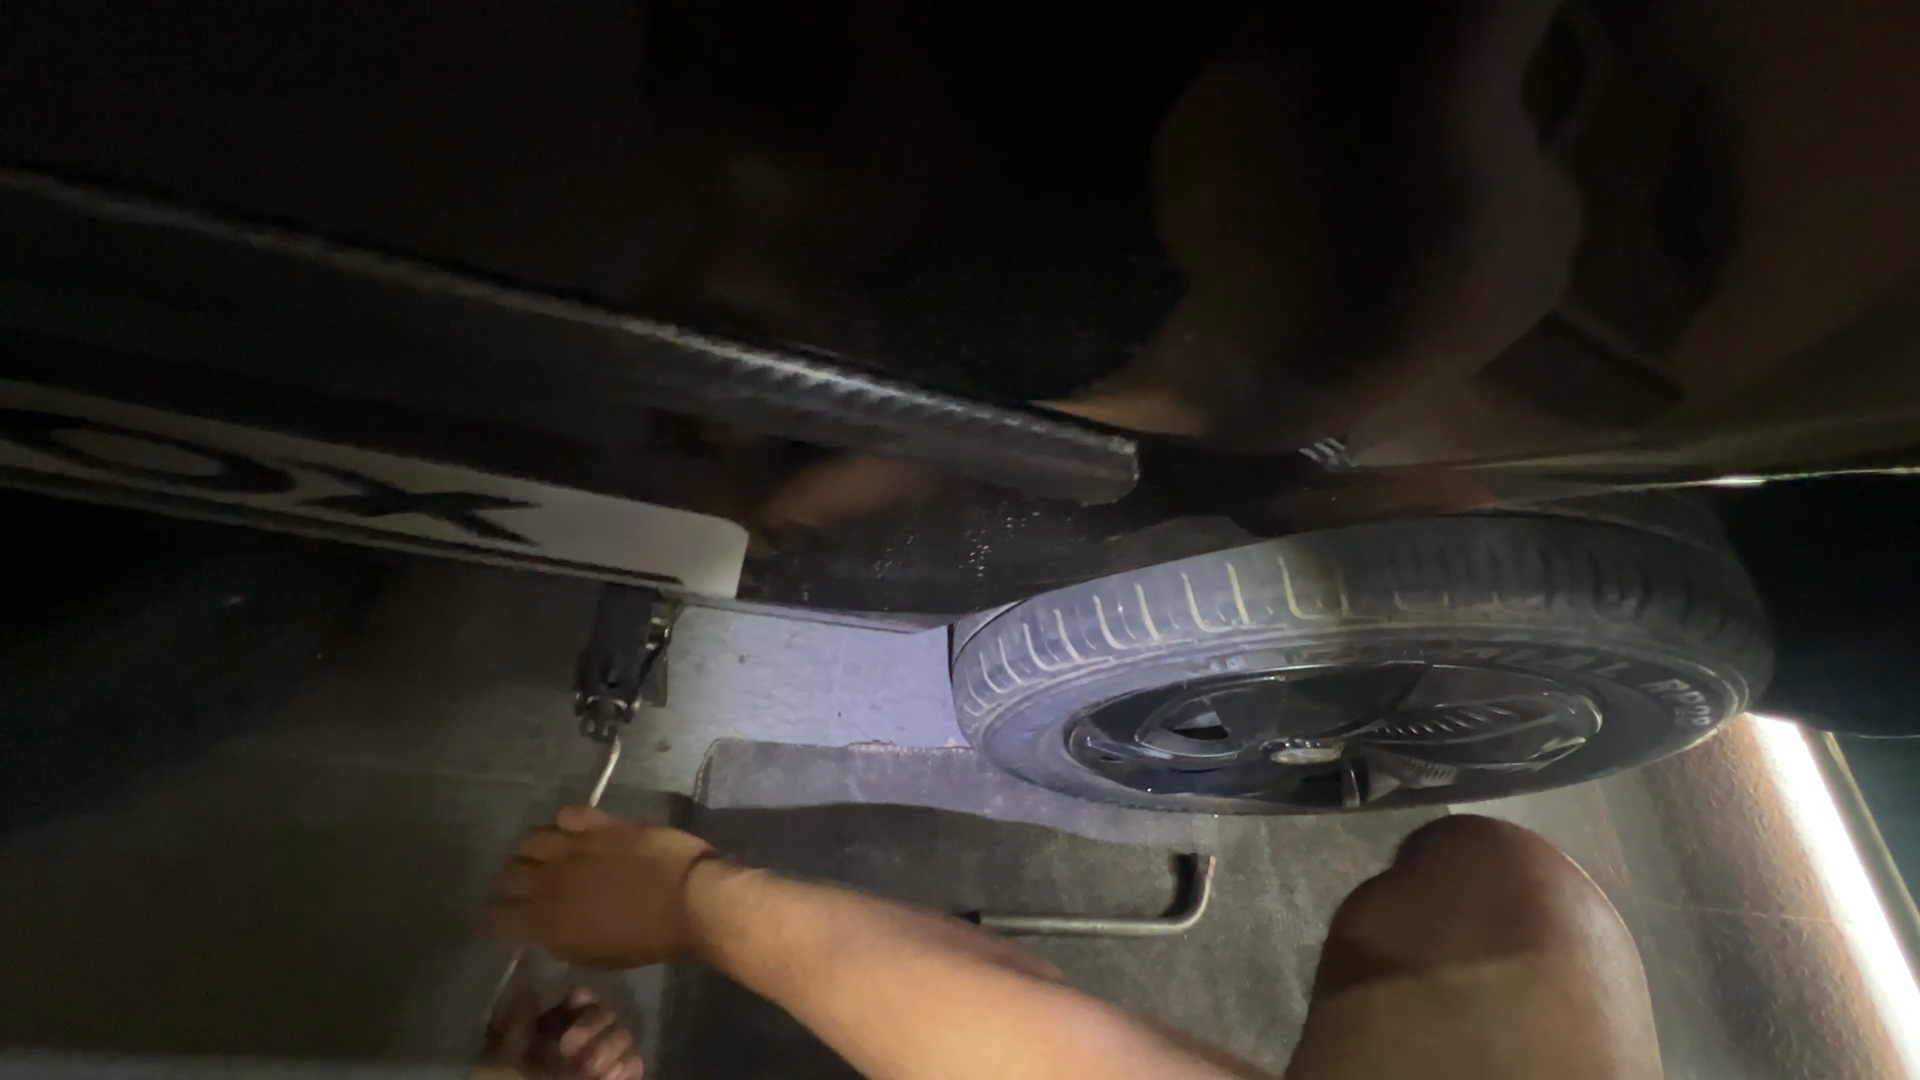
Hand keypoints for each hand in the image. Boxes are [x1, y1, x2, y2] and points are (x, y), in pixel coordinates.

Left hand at [481, 986, 642, 1079]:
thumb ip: (516, 1028)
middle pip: (605, 1013)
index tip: (576, 1003)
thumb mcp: (501, 1065)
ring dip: (609, 1047)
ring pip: (624, 1036)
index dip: (582, 999)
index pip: (580, 1001)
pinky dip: (626, 1068)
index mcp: (551, 1036)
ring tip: (589, 1070)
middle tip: (569, 1048)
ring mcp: (599, 1066)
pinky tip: (608, 1077)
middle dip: (593, 1024)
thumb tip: (529, 989)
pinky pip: (636, 1064)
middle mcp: (580, 1046)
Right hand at [494, 806, 717, 969]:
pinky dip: (569, 821)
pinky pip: (569, 812)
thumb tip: (548, 923)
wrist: (688, 897)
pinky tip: (582, 830)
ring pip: (531, 838)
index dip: (506, 914)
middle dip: (518, 877)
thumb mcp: (593, 954)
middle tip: (536, 880)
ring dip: (537, 846)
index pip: (498, 915)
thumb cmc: (647, 938)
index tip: (517, 913)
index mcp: (544, 922)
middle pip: (510, 872)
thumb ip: (561, 936)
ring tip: (555, 852)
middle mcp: (550, 881)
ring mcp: (575, 846)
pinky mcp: (603, 822)